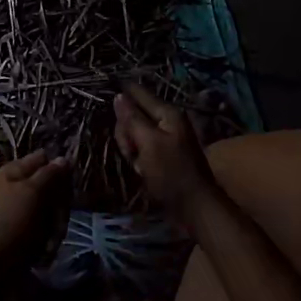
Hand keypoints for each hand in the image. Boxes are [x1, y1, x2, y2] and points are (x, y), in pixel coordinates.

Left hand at [0, 151, 70, 281]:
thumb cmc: (7, 224)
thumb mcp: (31, 192)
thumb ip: (50, 174)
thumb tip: (65, 158)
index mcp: (15, 171)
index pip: (46, 160)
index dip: (59, 173)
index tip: (66, 191)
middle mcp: (17, 188)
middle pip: (52, 190)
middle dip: (59, 209)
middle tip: (56, 224)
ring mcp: (19, 213)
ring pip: (50, 215)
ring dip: (54, 231)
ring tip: (47, 248)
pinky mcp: (21, 236)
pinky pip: (43, 234)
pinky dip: (45, 246)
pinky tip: (41, 258)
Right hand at [114, 83, 217, 220]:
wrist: (194, 206)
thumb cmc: (171, 173)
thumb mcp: (148, 143)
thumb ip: (132, 118)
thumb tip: (118, 96)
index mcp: (167, 113)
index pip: (139, 93)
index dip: (122, 95)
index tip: (106, 95)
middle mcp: (167, 122)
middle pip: (134, 115)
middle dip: (126, 132)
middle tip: (130, 149)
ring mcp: (166, 139)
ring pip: (135, 134)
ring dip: (131, 148)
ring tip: (139, 165)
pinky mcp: (163, 155)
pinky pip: (142, 148)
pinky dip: (138, 159)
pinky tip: (142, 171)